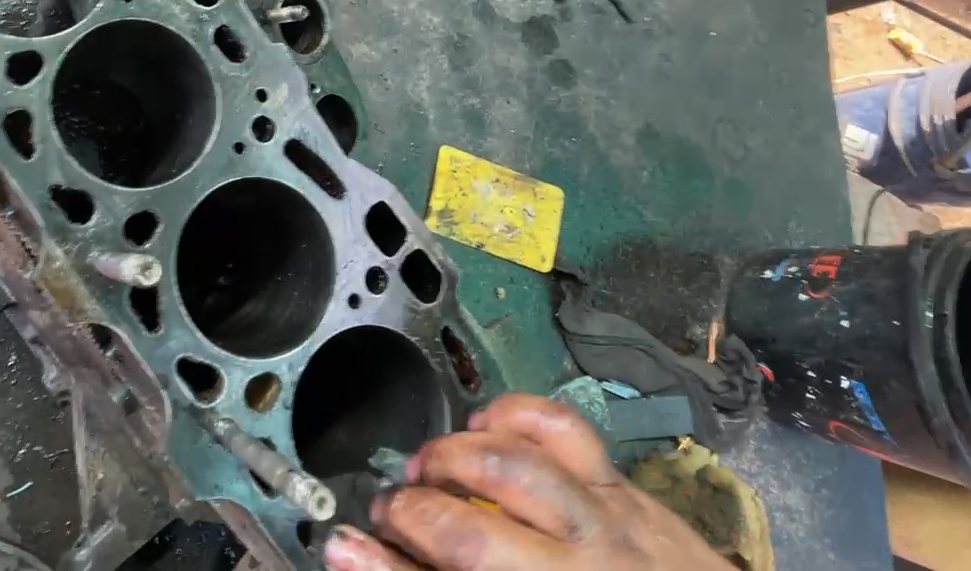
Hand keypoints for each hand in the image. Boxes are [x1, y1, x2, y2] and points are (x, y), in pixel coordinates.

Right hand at [326, 395, 735, 570]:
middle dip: (415, 509)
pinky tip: (486, 431)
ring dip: (453, 455)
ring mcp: (608, 521)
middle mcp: (582, 567)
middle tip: (396, 507)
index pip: (455, 560)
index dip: (387, 553)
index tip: (365, 536)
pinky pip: (563, 427)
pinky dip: (512, 415)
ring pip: (514, 462)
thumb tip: (348, 551)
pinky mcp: (622, 486)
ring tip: (433, 466)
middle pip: (474, 532)